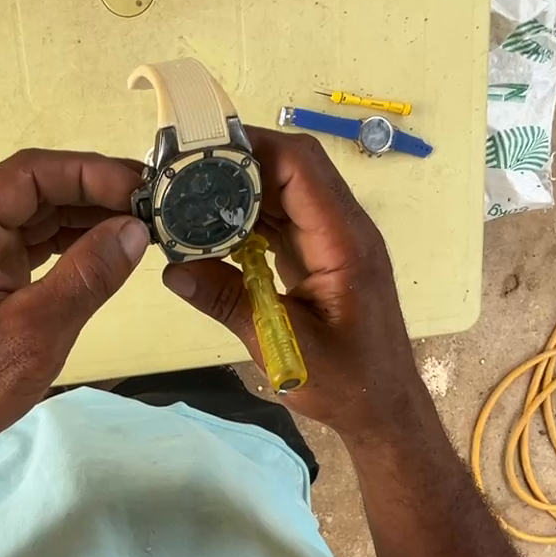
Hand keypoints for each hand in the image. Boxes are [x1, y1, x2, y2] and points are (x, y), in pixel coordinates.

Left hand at [0, 149, 150, 453]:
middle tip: (151, 204)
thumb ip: (89, 274)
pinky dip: (72, 242)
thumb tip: (137, 230)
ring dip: (87, 216)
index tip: (140, 186)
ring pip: (37, 214)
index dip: (90, 173)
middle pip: (35, 188)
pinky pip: (33, 242)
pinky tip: (109, 246)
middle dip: (94, 193)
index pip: (30, 174)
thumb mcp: (40, 329)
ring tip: (139, 224)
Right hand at [161, 127, 421, 442]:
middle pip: (292, 171)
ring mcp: (333, 244)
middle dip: (239, 164)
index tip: (202, 149)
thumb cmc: (346, 383)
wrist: (383, 408)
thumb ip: (229, 302)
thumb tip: (172, 270)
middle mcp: (343, 230)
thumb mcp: (281, 345)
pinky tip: (213, 230)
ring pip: (285, 195)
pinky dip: (248, 221)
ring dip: (240, 191)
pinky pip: (283, 224)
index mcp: (344, 242)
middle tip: (183, 172)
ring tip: (188, 195)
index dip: (253, 148)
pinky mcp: (321, 260)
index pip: (301, 167)